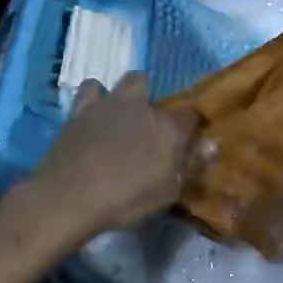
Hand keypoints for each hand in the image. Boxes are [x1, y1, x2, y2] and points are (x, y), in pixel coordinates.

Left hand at [25, 72, 198, 234]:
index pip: (190, 115)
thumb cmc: (126, 200)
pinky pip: (89, 90)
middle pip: (148, 85)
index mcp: (168, 127)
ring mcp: (107, 104)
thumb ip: (191, 165)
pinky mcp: (79, 110)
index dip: (190, 125)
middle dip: (148, 99)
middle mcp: (140, 107)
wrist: (70, 196)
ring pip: (120, 82)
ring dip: (121, 95)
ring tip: (117, 117)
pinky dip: (93, 99)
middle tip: (145, 126)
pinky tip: (92, 116)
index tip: (186, 139)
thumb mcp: (168, 192)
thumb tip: (212, 144)